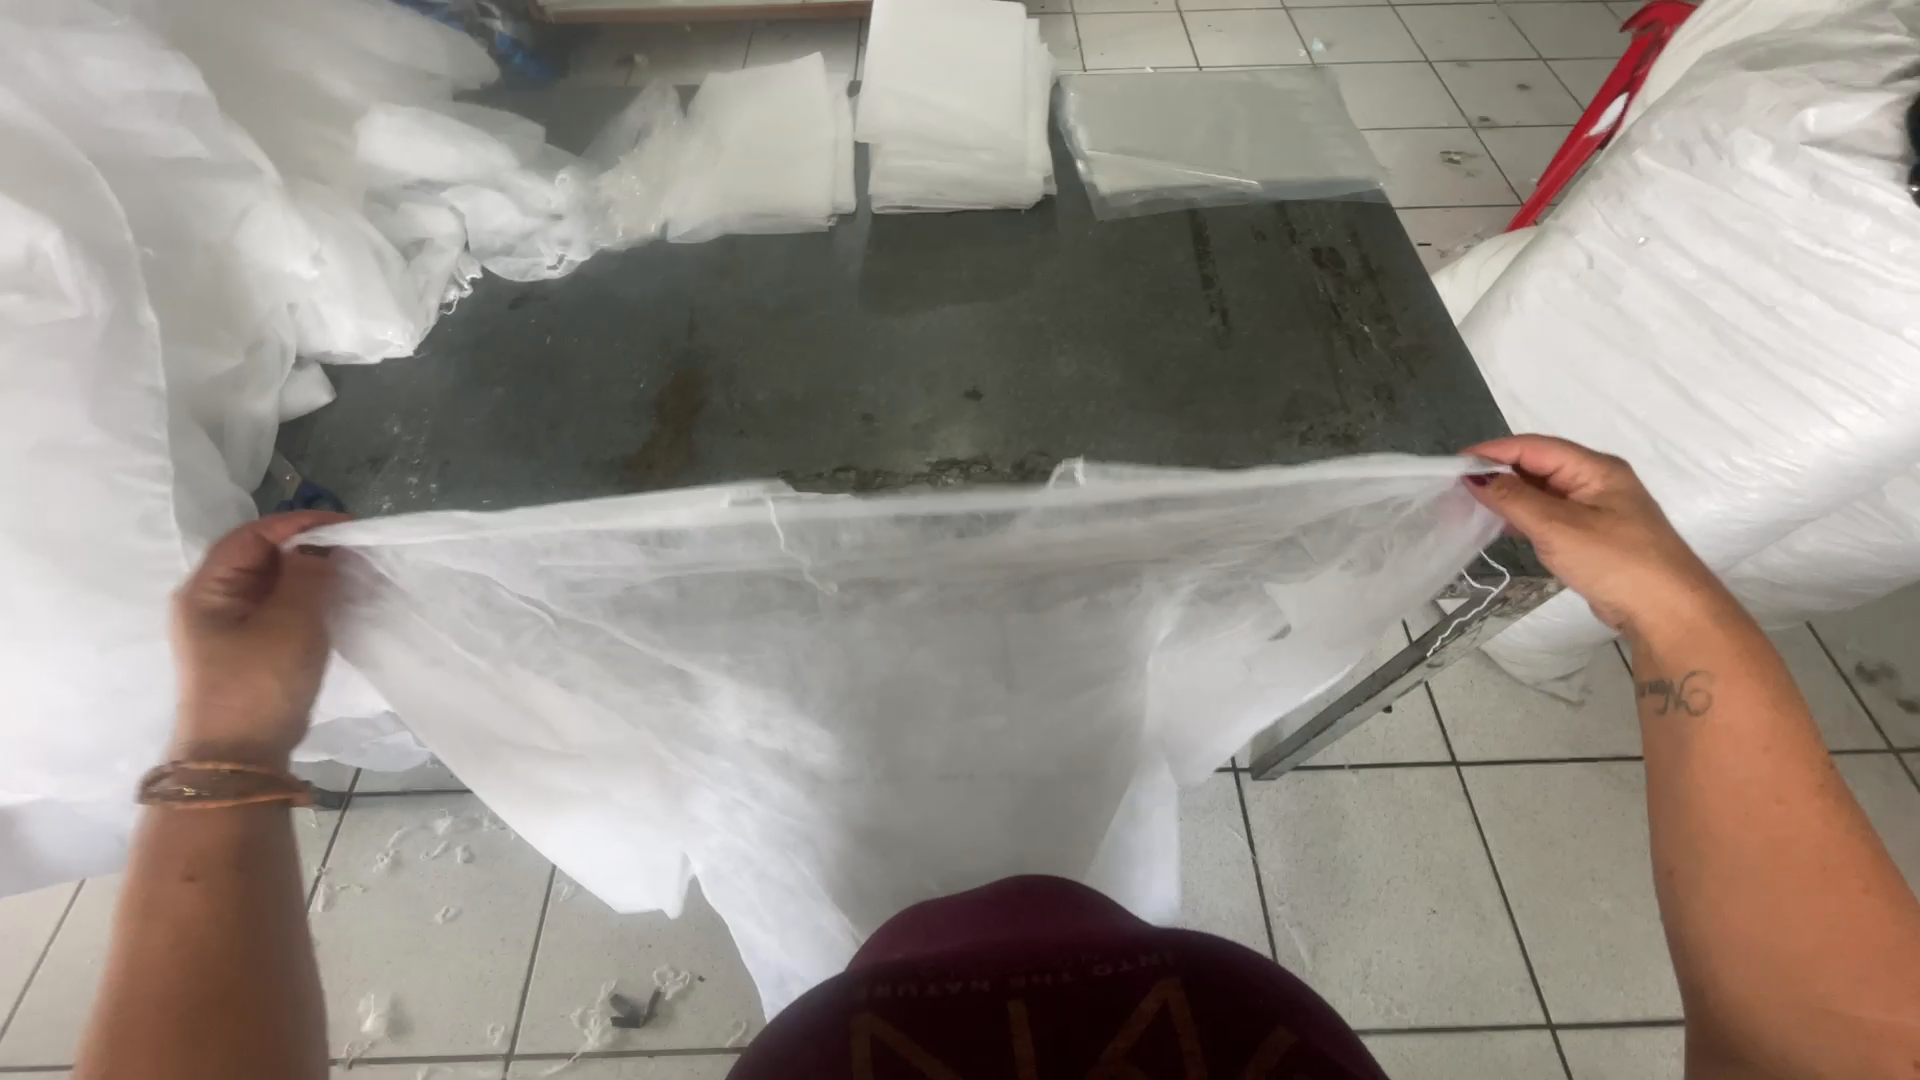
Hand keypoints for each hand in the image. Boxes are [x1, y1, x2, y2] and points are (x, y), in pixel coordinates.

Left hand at [170, 511, 350, 766]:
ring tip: (358, 569)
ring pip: (276, 580)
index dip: (300, 523)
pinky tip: (342, 597)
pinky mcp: (254, 644)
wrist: (241, 750)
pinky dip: (313, 593)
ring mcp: (232, 624)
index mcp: (207, 589)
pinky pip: (284, 604)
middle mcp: (213, 600)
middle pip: (262, 556)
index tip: (350, 524)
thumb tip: (323, 548)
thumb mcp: (290, 621)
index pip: (253, 536)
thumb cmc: (260, 680)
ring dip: (315, 570)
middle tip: (359, 546)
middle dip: (311, 545)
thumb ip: (308, 575)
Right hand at [1463, 435, 1724, 633]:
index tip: (1452, 465)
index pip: (1533, 447)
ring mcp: (1592, 506)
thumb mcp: (1556, 526)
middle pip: (1536, 464)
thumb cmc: (1614, 560)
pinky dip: (1518, 513)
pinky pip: (1544, 511)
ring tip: (1468, 504)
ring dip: (1505, 494)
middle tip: (1454, 486)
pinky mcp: (1587, 530)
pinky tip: (1498, 525)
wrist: (1664, 609)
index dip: (1492, 451)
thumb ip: (1513, 498)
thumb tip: (1474, 477)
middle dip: (1495, 471)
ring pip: (1538, 488)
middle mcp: (1594, 480)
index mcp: (1594, 469)